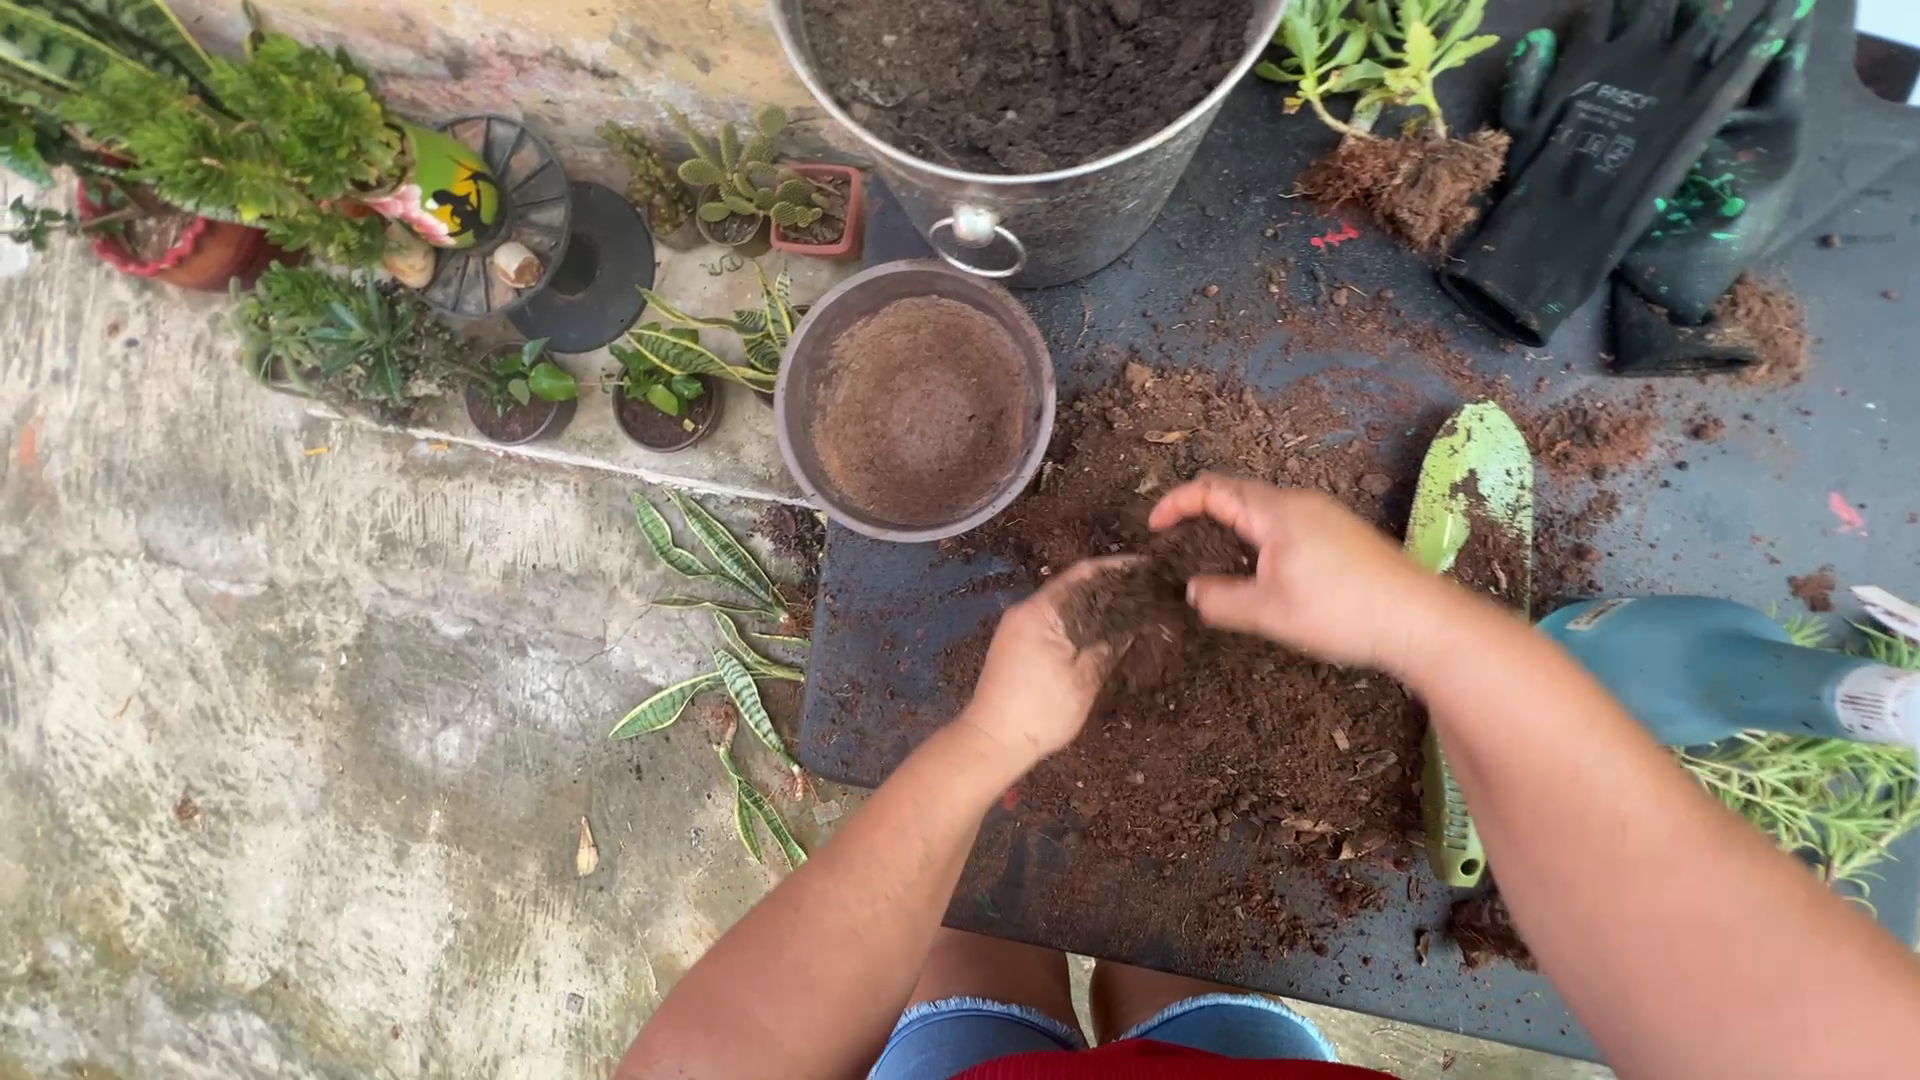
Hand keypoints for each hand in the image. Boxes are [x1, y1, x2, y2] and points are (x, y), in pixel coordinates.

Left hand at [958, 558, 1126, 768]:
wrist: (993, 741)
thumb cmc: (1040, 710)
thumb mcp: (1084, 678)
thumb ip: (1109, 645)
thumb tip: (1135, 624)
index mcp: (1040, 611)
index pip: (1082, 574)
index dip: (1115, 568)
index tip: (1146, 567)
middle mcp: (1025, 610)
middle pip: (1072, 587)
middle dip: (1107, 587)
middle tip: (1144, 590)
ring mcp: (1017, 626)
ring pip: (1062, 605)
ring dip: (1092, 605)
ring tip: (1129, 607)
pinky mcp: (1015, 643)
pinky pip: (1052, 620)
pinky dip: (1077, 621)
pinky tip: (1100, 629)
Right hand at [1149, 474, 1453, 673]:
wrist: (1422, 621)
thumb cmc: (1340, 611)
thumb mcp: (1268, 611)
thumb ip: (1220, 599)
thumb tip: (1193, 590)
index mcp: (1275, 512)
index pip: (1212, 489)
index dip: (1176, 503)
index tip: (1153, 527)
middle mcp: (1298, 503)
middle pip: (1235, 492)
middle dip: (1199, 511)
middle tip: (1177, 541)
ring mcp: (1323, 515)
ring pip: (1261, 508)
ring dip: (1228, 524)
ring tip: (1211, 556)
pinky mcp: (1339, 533)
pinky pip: (1282, 521)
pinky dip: (1254, 534)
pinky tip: (1259, 569)